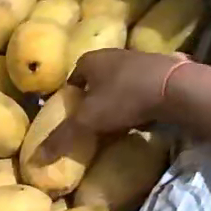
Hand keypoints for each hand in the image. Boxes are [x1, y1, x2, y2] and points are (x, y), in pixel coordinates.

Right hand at [63, 48, 190, 134]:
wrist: (174, 88)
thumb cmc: (124, 98)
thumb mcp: (88, 121)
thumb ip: (63, 137)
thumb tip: (36, 157)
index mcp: (91, 60)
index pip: (73, 77)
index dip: (71, 97)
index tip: (73, 115)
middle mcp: (114, 53)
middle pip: (98, 77)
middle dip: (96, 95)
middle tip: (96, 119)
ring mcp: (141, 58)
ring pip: (123, 78)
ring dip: (121, 94)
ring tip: (121, 118)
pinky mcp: (164, 68)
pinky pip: (147, 83)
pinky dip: (144, 95)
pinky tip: (147, 111)